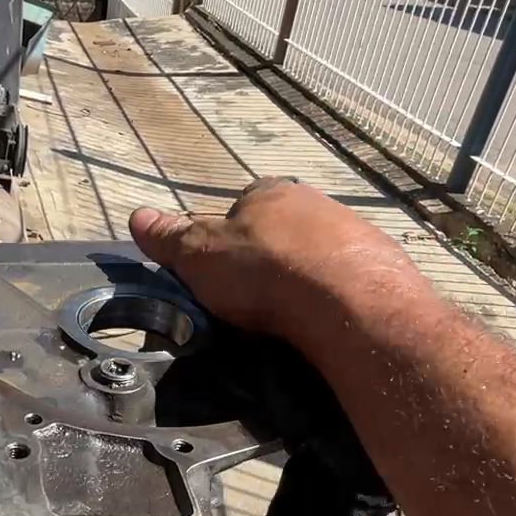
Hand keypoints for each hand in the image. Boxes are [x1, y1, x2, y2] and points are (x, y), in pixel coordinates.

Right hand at [128, 177, 422, 338]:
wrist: (347, 304)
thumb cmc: (264, 271)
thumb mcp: (199, 256)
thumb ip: (170, 239)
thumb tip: (136, 217)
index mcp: (270, 193)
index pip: (240, 207)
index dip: (224, 237)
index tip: (217, 270)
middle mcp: (315, 203)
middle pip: (279, 231)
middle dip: (263, 259)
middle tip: (247, 298)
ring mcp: (352, 233)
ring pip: (313, 255)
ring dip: (298, 279)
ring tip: (280, 316)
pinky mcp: (378, 268)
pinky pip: (342, 280)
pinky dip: (327, 298)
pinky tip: (314, 323)